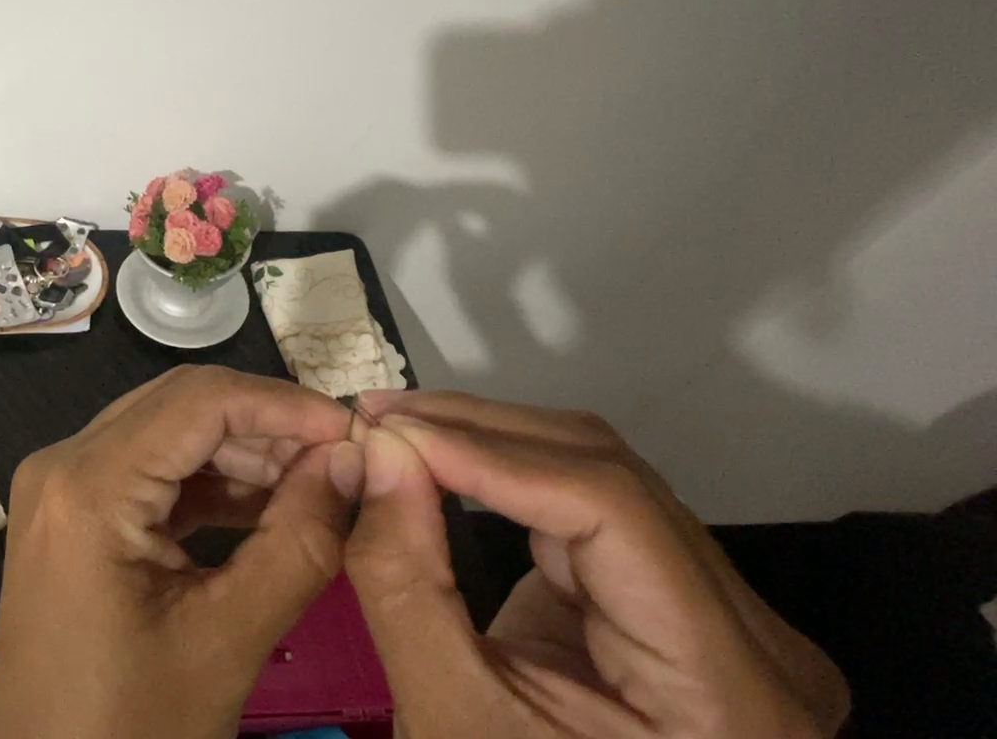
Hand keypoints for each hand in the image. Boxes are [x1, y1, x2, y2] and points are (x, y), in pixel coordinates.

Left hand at [0, 365, 364, 738]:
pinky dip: (207, 484)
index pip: (198, 401)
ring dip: (240, 454)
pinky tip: (266, 508)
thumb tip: (349, 459)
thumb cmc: (131, 726)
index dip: (281, 403)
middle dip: (264, 425)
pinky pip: (147, 473)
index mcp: (88, 485)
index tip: (352, 428)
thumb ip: (299, 543)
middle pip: (178, 407)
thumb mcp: (227, 641)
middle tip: (341, 459)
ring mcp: (60, 486)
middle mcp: (63, 463)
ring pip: (165, 434)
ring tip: (315, 485)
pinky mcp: (70, 512)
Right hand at [345, 390, 849, 737]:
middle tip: (373, 416)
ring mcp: (712, 609)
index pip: (614, 512)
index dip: (492, 458)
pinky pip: (577, 503)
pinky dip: (494, 472)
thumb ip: (406, 583)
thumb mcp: (450, 715)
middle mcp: (752, 635)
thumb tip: (378, 450)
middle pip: (609, 475)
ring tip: (390, 429)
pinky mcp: (657, 593)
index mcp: (730, 690)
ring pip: (593, 473)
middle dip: (475, 432)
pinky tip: (434, 458)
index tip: (388, 435)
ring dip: (480, 439)